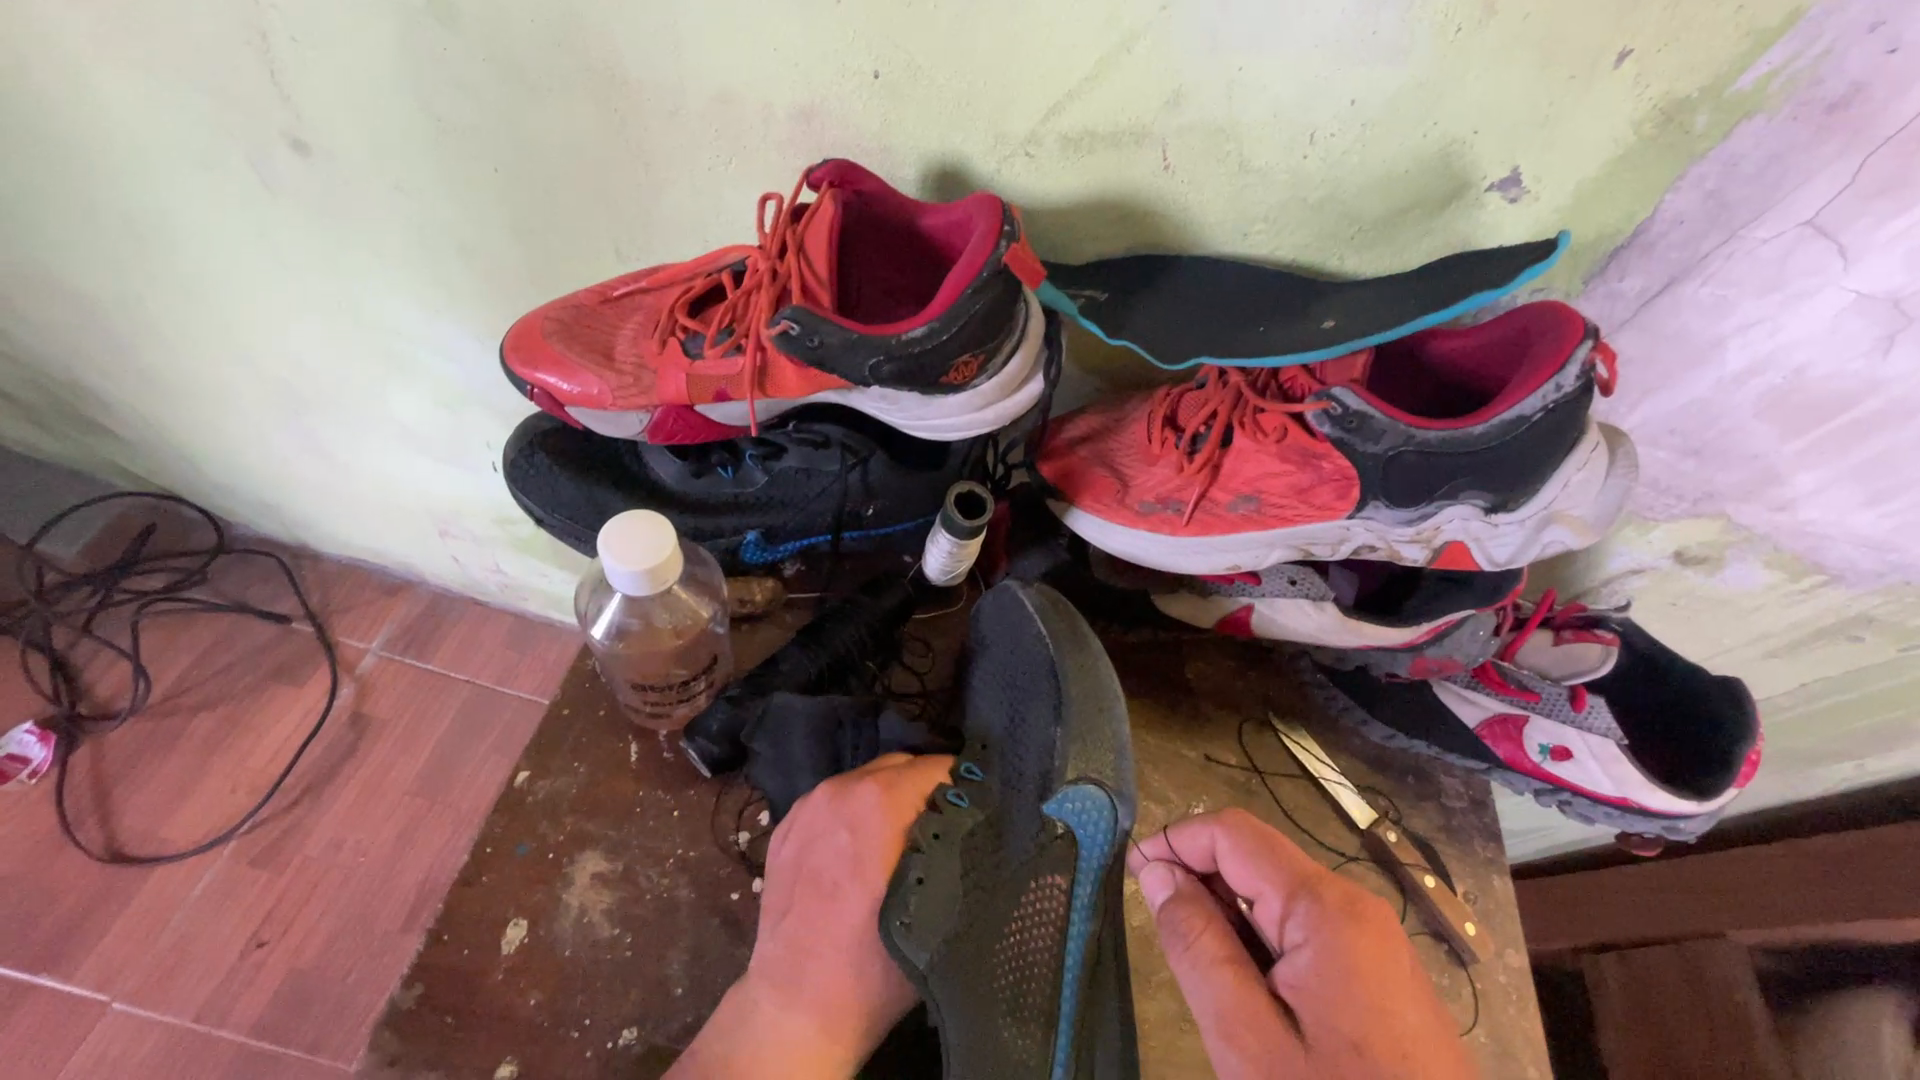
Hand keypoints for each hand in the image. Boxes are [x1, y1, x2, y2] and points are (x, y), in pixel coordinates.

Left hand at [671, 752, 954, 1078]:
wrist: (798, 1006)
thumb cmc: (876, 962)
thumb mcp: (938, 908)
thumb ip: (958, 853)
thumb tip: (980, 827)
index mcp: (879, 800)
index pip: (939, 768)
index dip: (964, 787)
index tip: (978, 810)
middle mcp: (841, 790)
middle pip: (899, 766)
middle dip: (926, 789)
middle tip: (944, 826)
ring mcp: (807, 806)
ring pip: (863, 781)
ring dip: (887, 800)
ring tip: (901, 840)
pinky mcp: (785, 827)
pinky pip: (832, 803)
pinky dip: (852, 815)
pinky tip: (860, 853)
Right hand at [1128, 808, 1474, 1079]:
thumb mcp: (1247, 1038)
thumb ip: (1197, 944)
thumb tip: (1158, 872)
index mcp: (1324, 908)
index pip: (1233, 833)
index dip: (1176, 840)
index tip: (1132, 874)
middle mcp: (1353, 905)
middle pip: (1257, 858)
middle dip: (1200, 879)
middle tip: (1164, 938)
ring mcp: (1373, 937)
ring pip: (1278, 893)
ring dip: (1229, 914)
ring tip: (1205, 975)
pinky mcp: (1379, 970)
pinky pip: (1304, 927)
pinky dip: (1261, 940)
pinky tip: (1250, 992)